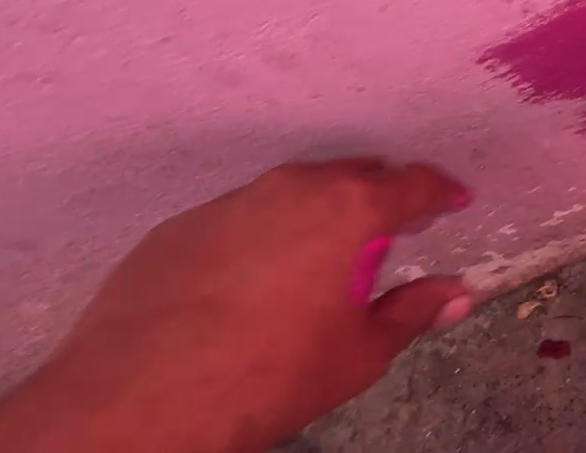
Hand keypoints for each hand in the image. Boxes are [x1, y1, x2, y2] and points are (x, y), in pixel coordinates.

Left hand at [0, 159, 477, 452]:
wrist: (124, 410)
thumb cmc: (267, 377)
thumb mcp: (358, 355)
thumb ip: (414, 313)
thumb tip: (460, 295)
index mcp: (351, 207)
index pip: (415, 182)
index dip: (442, 192)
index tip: (455, 202)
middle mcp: (296, 187)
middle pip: (356, 175)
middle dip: (380, 198)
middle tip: (388, 235)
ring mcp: (233, 202)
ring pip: (296, 191)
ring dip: (320, 213)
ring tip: (318, 259)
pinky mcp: (179, 228)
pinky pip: (241, 218)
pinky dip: (262, 236)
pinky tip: (248, 284)